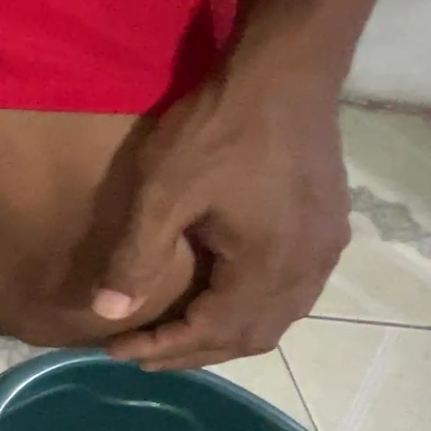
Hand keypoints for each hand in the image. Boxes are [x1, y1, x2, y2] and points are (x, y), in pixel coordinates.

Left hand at [96, 54, 349, 370]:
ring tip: (165, 339)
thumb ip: (136, 257)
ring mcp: (323, 245)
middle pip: (250, 334)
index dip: (164, 348)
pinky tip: (209, 303)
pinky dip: (244, 310)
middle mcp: (309, 264)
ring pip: (274, 315)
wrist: (280, 75)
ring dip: (218, 334)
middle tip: (135, 355)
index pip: (215, 331)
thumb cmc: (213, 134)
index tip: (115, 353)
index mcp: (271, 263)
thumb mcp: (160, 196)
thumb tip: (107, 313)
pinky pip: (285, 290)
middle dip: (190, 351)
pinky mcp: (320, 225)